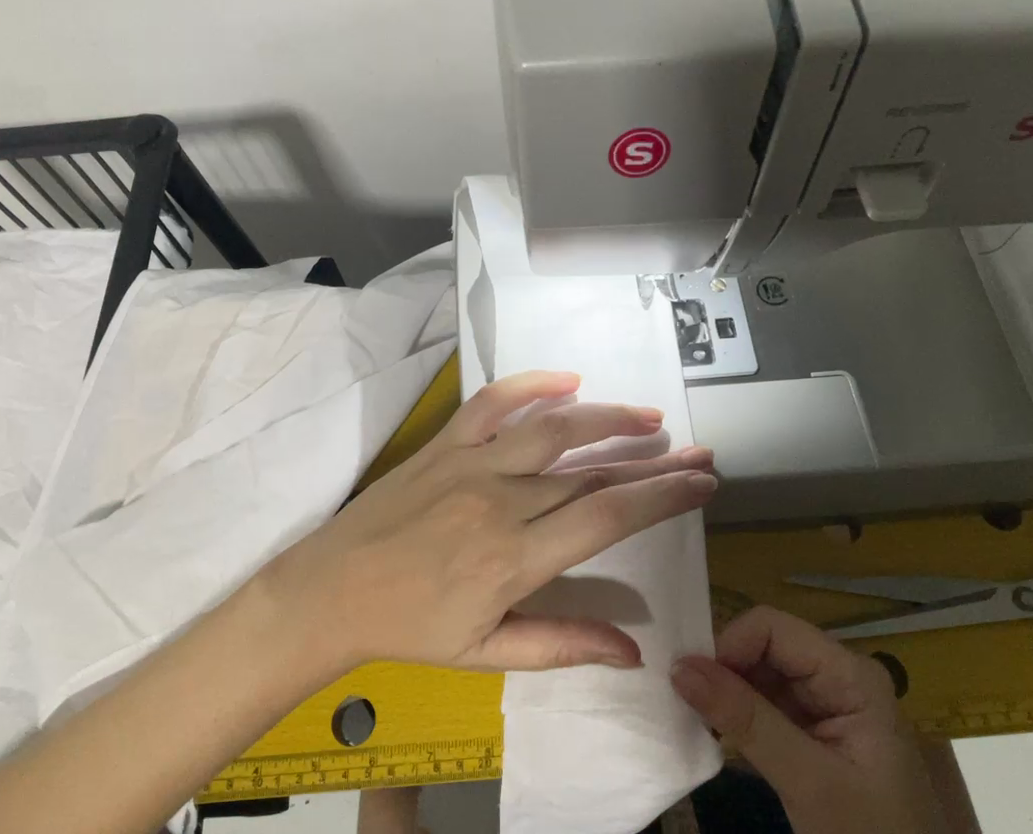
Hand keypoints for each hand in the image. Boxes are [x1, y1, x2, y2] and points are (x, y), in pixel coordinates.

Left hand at [257, 370, 716, 673]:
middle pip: (592, 472)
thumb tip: (635, 650)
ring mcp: (471, 464)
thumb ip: (562, 645)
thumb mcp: (486, 653)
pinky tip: (569, 380)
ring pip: (554, 430)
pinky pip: (493, 403)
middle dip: (652, 462)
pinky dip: (532, 385)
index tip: (702, 484)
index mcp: (516, 558)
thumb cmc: (409, 629)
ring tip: (651, 419)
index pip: (607, 517)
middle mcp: (502, 501)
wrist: (330, 591)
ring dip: (608, 418)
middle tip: (698, 453)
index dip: (662, 497)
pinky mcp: (444, 444)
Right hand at [671, 607, 949, 833]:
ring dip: (724, 695)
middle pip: (763, 647)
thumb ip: (747, 722)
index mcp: (850, 674)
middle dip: (722, 670)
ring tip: (692, 720)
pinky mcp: (810, 733)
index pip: (773, 628)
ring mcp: (824, 704)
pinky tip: (715, 735)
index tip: (690, 683)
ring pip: (758, 675)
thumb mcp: (809, 781)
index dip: (729, 645)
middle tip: (683, 705)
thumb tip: (679, 668)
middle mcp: (837, 676)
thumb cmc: (871, 833)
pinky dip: (735, 717)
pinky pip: (762, 706)